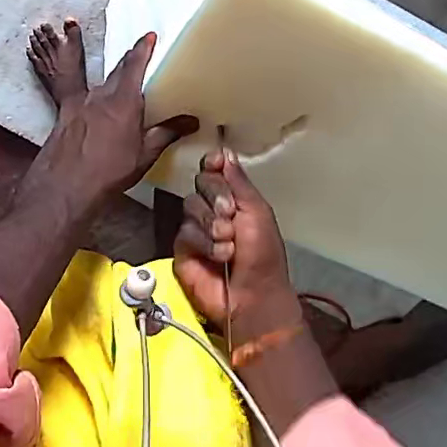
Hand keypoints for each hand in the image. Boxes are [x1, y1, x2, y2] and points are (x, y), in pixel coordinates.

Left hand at [17, 31, 197, 221]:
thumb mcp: (144, 155)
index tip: (149, 36)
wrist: (65, 187)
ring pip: (97, 79)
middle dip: (128, 60)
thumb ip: (168, 133)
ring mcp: (79, 103)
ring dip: (107, 72)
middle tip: (137, 53)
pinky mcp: (64, 113)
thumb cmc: (108, 173)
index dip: (143, 49)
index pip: (135, 66)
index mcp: (124, 101)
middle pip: (117, 70)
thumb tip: (192, 121)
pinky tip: (75, 82)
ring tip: (114, 70)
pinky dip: (76, 80)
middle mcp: (101, 96)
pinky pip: (70, 87)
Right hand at [173, 148, 299, 334]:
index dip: (213, 165)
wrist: (254, 296)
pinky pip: (185, 233)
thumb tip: (224, 151)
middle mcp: (212, 209)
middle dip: (216, 196)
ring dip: (212, 222)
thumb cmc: (263, 254)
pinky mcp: (182, 250)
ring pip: (190, 206)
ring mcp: (196, 229)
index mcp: (233, 198)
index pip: (214, 170)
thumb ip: (238, 182)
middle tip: (230, 213)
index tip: (216, 164)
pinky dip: (204, 243)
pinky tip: (220, 255)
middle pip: (200, 183)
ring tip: (228, 241)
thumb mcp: (257, 212)